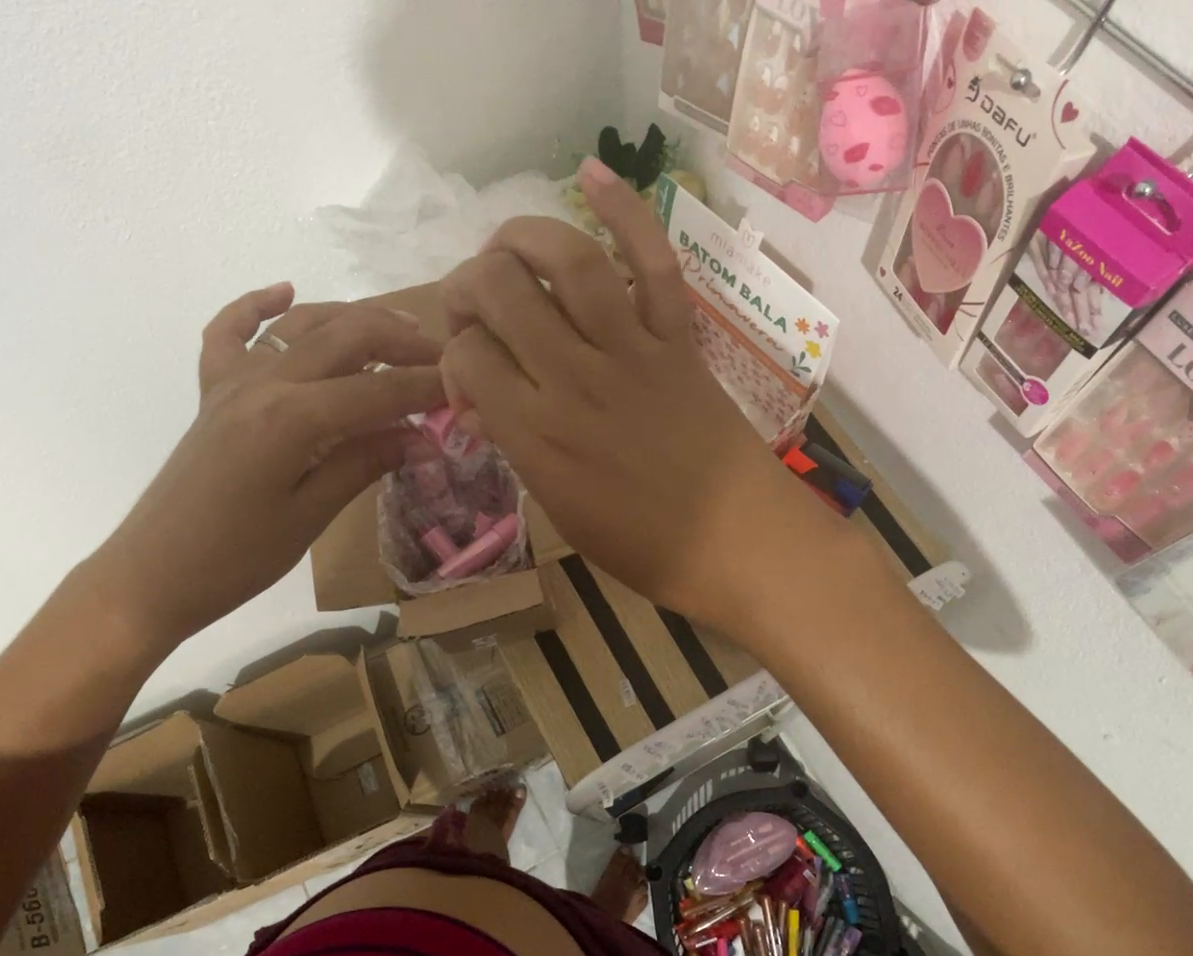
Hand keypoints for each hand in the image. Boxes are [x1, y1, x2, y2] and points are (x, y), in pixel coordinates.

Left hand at [84, 284, 443, 649]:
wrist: (151, 577)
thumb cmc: (235, 561)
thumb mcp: (311, 517)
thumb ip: (363, 464)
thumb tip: (420, 438)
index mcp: (292, 418)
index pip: (378, 390)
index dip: (428, 386)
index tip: (468, 386)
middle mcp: (263, 383)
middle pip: (346, 338)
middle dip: (402, 341)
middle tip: (446, 356)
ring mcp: (232, 383)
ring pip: (302, 326)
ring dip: (352, 318)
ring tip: (398, 327)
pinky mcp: (212, 393)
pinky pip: (231, 334)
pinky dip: (257, 307)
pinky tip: (283, 293)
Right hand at [438, 159, 850, 635]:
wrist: (738, 541)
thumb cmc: (642, 544)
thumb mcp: (559, 508)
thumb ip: (518, 446)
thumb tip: (485, 400)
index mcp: (538, 435)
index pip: (467, 356)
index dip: (455, 355)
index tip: (471, 376)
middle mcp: (575, 379)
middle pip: (500, 292)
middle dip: (470, 287)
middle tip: (477, 307)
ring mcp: (631, 350)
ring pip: (568, 262)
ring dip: (523, 237)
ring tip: (504, 246)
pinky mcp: (678, 337)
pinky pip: (652, 262)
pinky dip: (626, 210)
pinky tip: (592, 173)